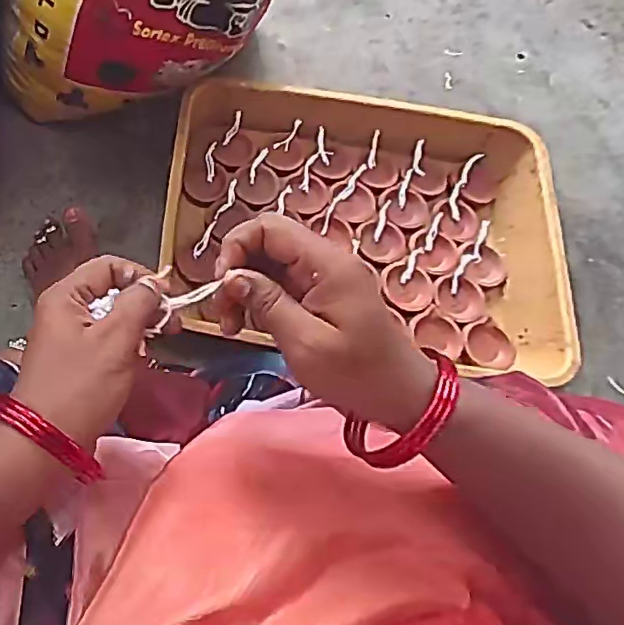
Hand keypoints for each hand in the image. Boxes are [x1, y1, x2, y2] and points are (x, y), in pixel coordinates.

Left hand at [11, 255, 161, 448]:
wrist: (47, 440)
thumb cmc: (80, 388)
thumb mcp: (116, 340)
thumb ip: (138, 304)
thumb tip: (153, 284)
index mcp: (64, 297)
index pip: (108, 266)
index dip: (140, 276)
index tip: (168, 298)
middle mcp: (62, 311)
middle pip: (110, 291)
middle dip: (143, 303)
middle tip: (170, 324)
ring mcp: (66, 337)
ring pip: (110, 317)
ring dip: (137, 326)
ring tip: (158, 342)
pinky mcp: (73, 361)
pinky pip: (104, 341)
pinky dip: (124, 346)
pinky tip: (139, 359)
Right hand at [211, 214, 435, 428]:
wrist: (401, 397)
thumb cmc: (358, 374)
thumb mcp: (306, 342)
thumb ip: (267, 304)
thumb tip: (232, 277)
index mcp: (327, 264)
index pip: (268, 227)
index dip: (236, 247)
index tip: (222, 285)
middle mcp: (324, 261)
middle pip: (263, 242)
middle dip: (235, 271)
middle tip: (223, 311)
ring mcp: (320, 277)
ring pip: (264, 263)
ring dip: (241, 289)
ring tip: (234, 325)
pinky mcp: (316, 293)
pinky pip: (275, 282)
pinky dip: (255, 300)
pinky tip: (250, 325)